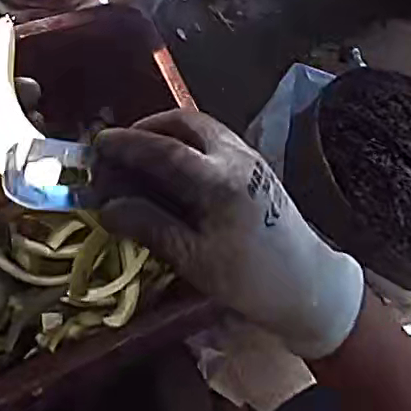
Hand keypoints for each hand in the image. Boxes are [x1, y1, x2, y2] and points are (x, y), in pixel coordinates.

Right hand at [92, 110, 365, 358]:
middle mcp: (234, 157)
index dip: (127, 145)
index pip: (164, 150)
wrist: (311, 287)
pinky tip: (173, 164)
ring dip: (167, 130)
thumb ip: (149, 226)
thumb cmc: (251, 280)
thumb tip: (106, 208)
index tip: (99, 144)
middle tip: (121, 147)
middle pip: (184, 122)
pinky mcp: (254, 163)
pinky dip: (186, 139)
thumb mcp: (194, 260)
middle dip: (147, 128)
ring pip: (200, 125)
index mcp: (220, 182)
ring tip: (143, 152)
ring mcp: (248, 156)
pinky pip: (212, 136)